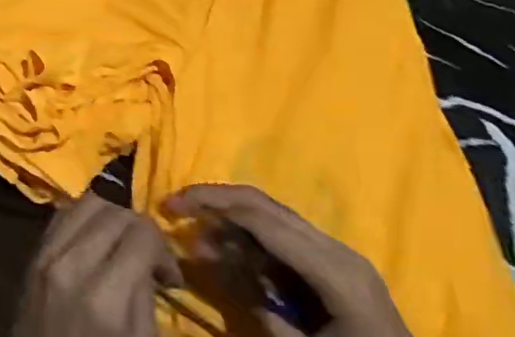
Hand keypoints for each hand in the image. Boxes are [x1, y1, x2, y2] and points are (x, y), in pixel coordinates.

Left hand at [15, 192, 182, 336]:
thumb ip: (144, 294)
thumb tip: (148, 258)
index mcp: (104, 298)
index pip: (142, 233)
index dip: (163, 248)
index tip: (169, 274)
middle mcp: (72, 264)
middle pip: (117, 212)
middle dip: (140, 228)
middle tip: (148, 258)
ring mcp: (47, 255)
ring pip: (90, 201)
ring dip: (113, 215)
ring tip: (122, 242)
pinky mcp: (33, 254)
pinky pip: (65, 212)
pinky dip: (86, 216)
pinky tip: (96, 238)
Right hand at [168, 184, 411, 336]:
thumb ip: (265, 313)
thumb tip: (225, 265)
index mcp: (334, 269)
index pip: (261, 217)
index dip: (213, 203)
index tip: (172, 204)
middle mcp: (338, 250)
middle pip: (267, 205)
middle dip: (218, 200)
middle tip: (175, 204)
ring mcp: (342, 256)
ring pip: (276, 216)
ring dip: (234, 218)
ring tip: (198, 233)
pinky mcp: (340, 268)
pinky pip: (289, 239)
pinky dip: (255, 237)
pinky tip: (232, 249)